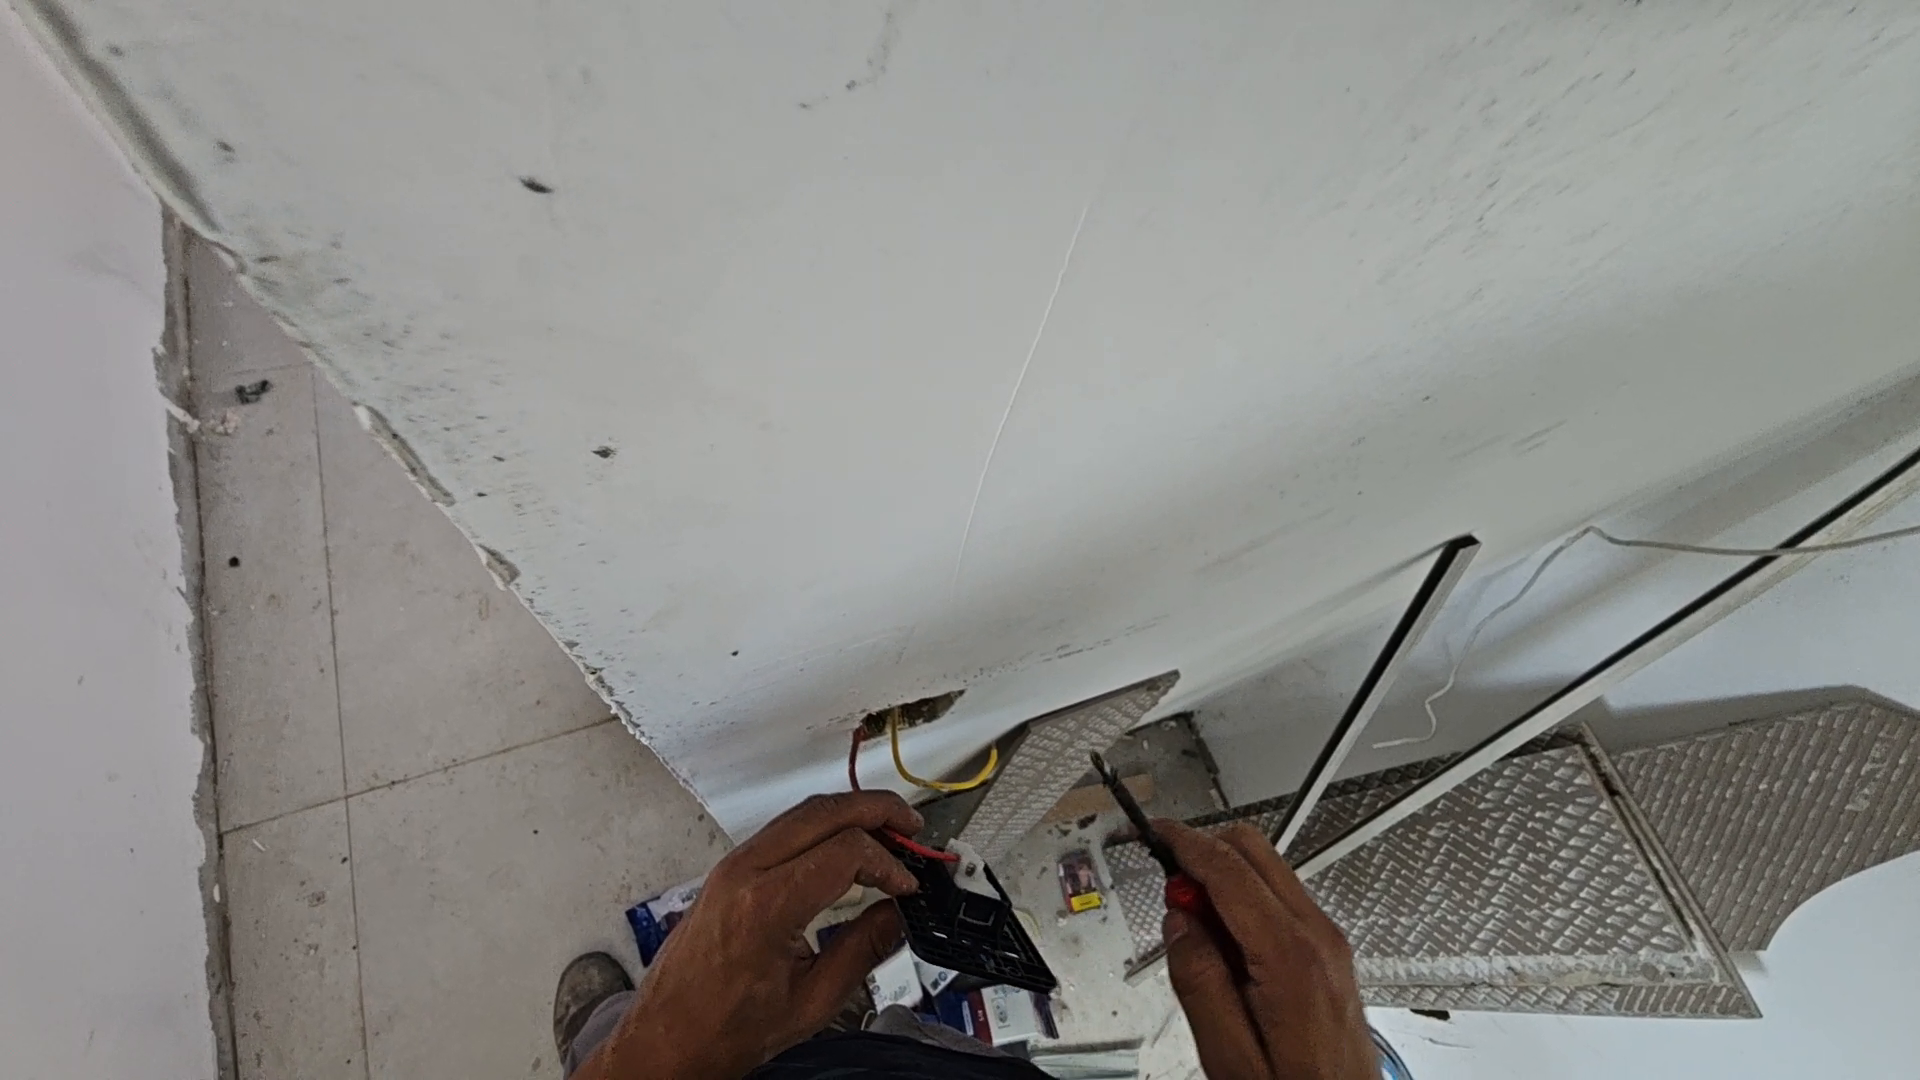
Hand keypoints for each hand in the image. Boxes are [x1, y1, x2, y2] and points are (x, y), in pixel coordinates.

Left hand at [578, 792, 924, 1079]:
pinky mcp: (731, 865)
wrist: (662, 1042)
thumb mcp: (808, 1003)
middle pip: (825, 810)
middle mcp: (745, 871)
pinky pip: (787, 825)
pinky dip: (826, 823)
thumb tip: (899, 916)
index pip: (844, 851)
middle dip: (877, 809)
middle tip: (911, 827)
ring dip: (852, 811)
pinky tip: (847, 841)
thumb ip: (862, 951)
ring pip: (805, 809)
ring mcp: (734, 863)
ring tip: (888, 830)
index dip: (887, 862)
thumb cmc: (720, 1032)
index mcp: (765, 908)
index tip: (906, 884)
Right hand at [1158, 821, 1375, 1079]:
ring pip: (1264, 865)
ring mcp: (1327, 939)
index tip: (1154, 833)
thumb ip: (1198, 983)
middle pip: (1251, 848)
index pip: (1228, 868)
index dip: (1184, 842)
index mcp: (1292, 958)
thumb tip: (1178, 922)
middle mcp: (1318, 936)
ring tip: (1199, 934)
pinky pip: (1276, 893)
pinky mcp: (1326, 948)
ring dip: (1221, 877)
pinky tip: (1226, 945)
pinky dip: (1241, 897)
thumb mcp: (1230, 1059)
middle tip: (1173, 895)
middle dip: (1203, 853)